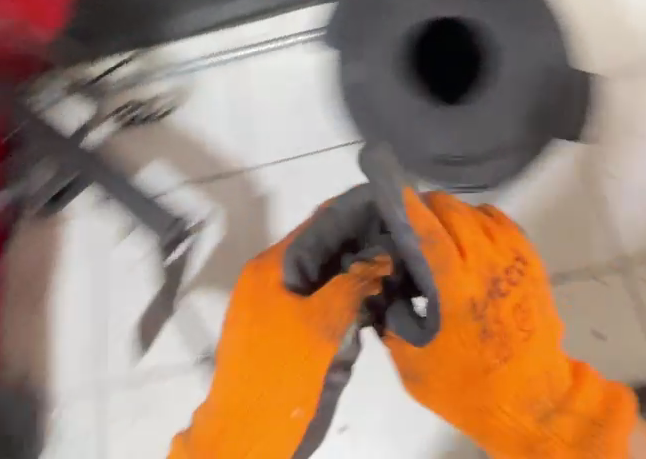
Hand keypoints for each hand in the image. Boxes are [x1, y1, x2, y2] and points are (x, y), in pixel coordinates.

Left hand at [169, 200, 390, 458]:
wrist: (243, 439)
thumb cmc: (281, 377)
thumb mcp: (323, 327)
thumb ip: (353, 284)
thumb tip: (382, 255)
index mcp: (272, 267)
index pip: (320, 222)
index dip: (356, 213)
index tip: (392, 209)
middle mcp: (268, 277)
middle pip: (320, 247)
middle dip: (359, 243)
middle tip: (402, 242)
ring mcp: (272, 304)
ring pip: (319, 275)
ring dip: (352, 270)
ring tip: (395, 267)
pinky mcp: (279, 329)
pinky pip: (314, 299)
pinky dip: (341, 296)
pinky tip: (371, 300)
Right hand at [381, 191, 638, 457]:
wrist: (531, 404)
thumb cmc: (467, 388)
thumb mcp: (412, 363)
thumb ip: (389, 318)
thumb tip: (376, 282)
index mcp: (455, 288)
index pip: (428, 230)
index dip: (407, 205)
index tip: (387, 188)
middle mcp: (486, 264)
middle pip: (451, 210)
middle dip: (425, 207)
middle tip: (409, 222)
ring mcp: (513, 259)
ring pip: (475, 211)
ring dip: (452, 213)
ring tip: (438, 231)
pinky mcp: (531, 261)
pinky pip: (499, 220)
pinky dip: (478, 219)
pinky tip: (468, 238)